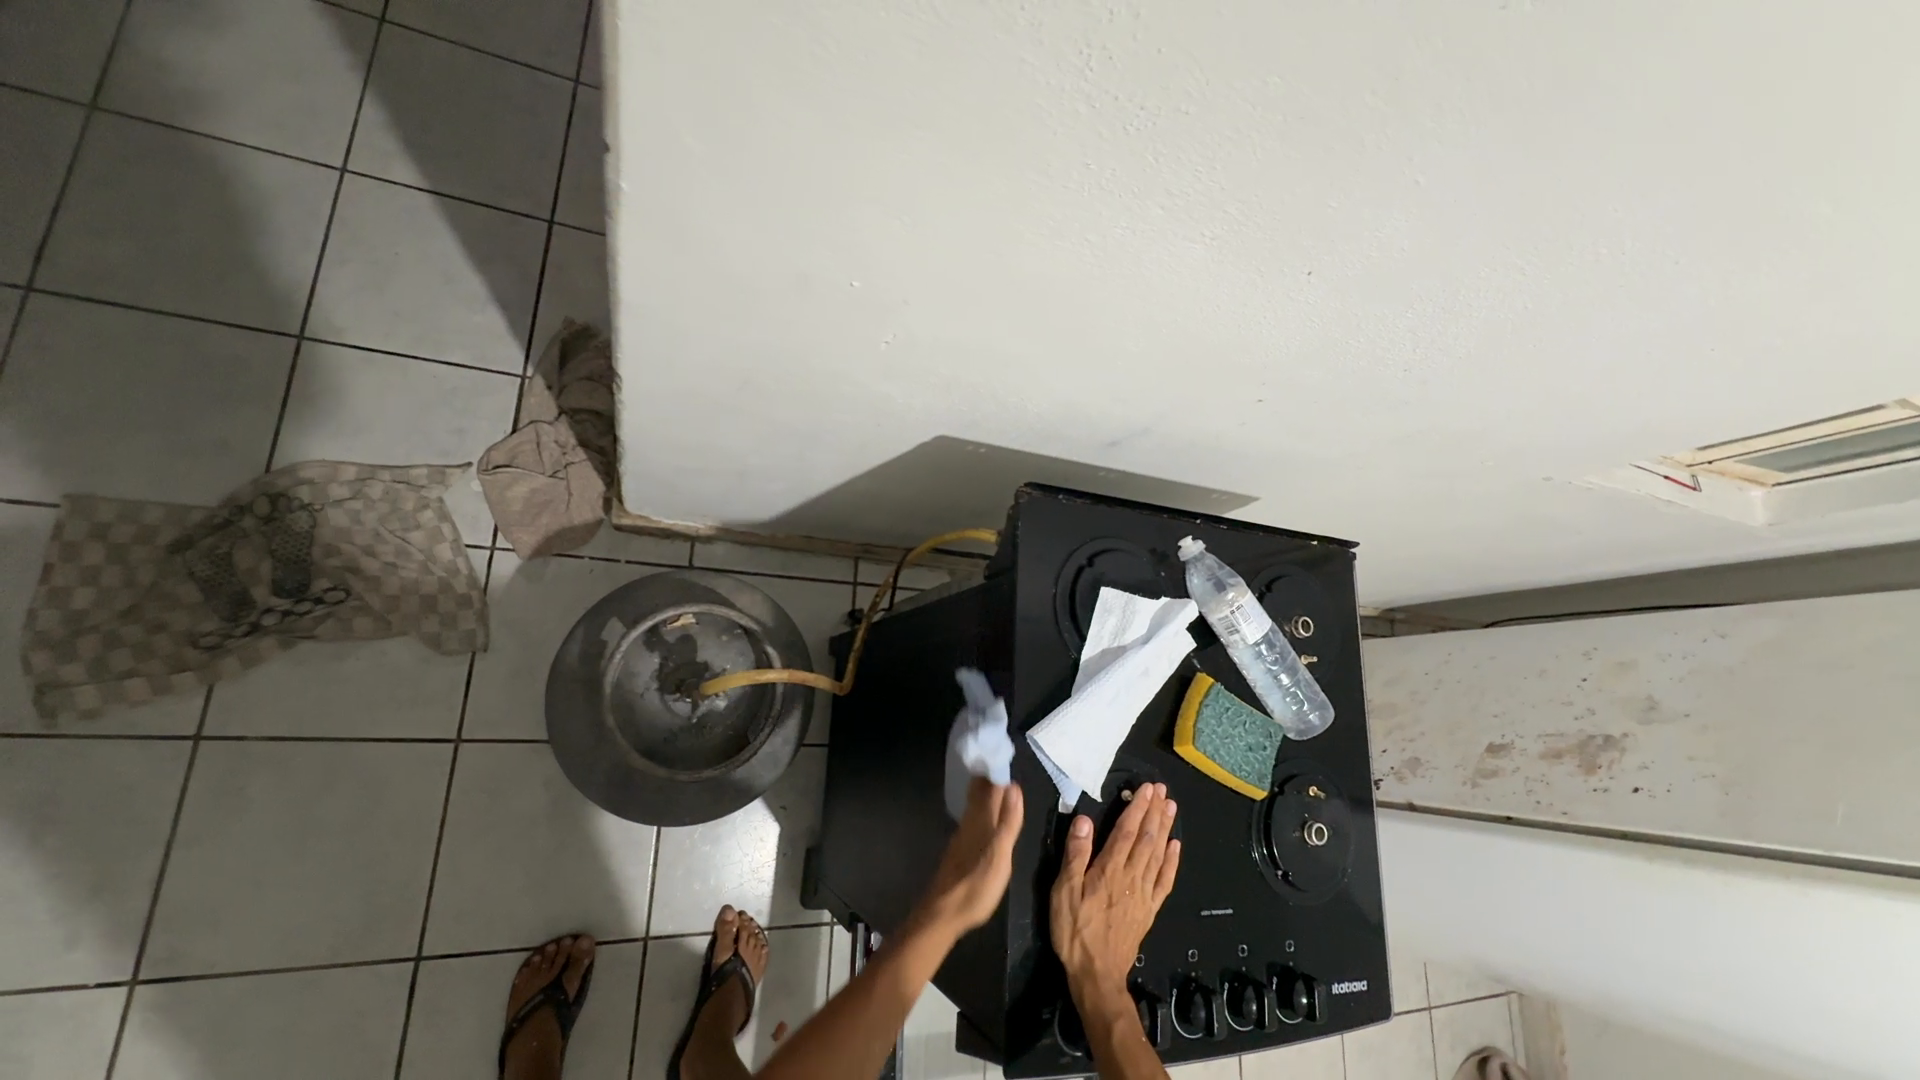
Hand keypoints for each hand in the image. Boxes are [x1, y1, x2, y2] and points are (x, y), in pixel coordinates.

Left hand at [911, 777, 1024, 937]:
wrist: (942, 914)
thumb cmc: (975, 886)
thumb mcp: (999, 856)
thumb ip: (1008, 823)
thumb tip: (1014, 786)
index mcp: (980, 822)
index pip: (989, 788)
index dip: (995, 771)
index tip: (1003, 752)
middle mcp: (969, 825)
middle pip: (979, 795)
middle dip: (989, 779)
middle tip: (1000, 762)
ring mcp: (962, 838)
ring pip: (975, 807)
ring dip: (986, 794)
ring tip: (998, 784)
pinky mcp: (959, 852)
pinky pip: (972, 820)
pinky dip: (981, 810)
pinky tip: (984, 816)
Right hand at [1049, 783, 1180, 1000]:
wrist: (1097, 973)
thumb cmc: (1074, 931)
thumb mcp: (1063, 891)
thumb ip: (1075, 855)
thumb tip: (1083, 820)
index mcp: (1109, 870)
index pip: (1127, 831)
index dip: (1137, 808)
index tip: (1146, 788)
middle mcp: (1131, 877)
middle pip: (1147, 838)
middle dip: (1155, 811)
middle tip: (1163, 789)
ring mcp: (1144, 893)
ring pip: (1158, 854)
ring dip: (1165, 828)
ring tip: (1171, 807)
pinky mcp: (1150, 909)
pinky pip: (1165, 880)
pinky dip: (1172, 861)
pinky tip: (1176, 846)